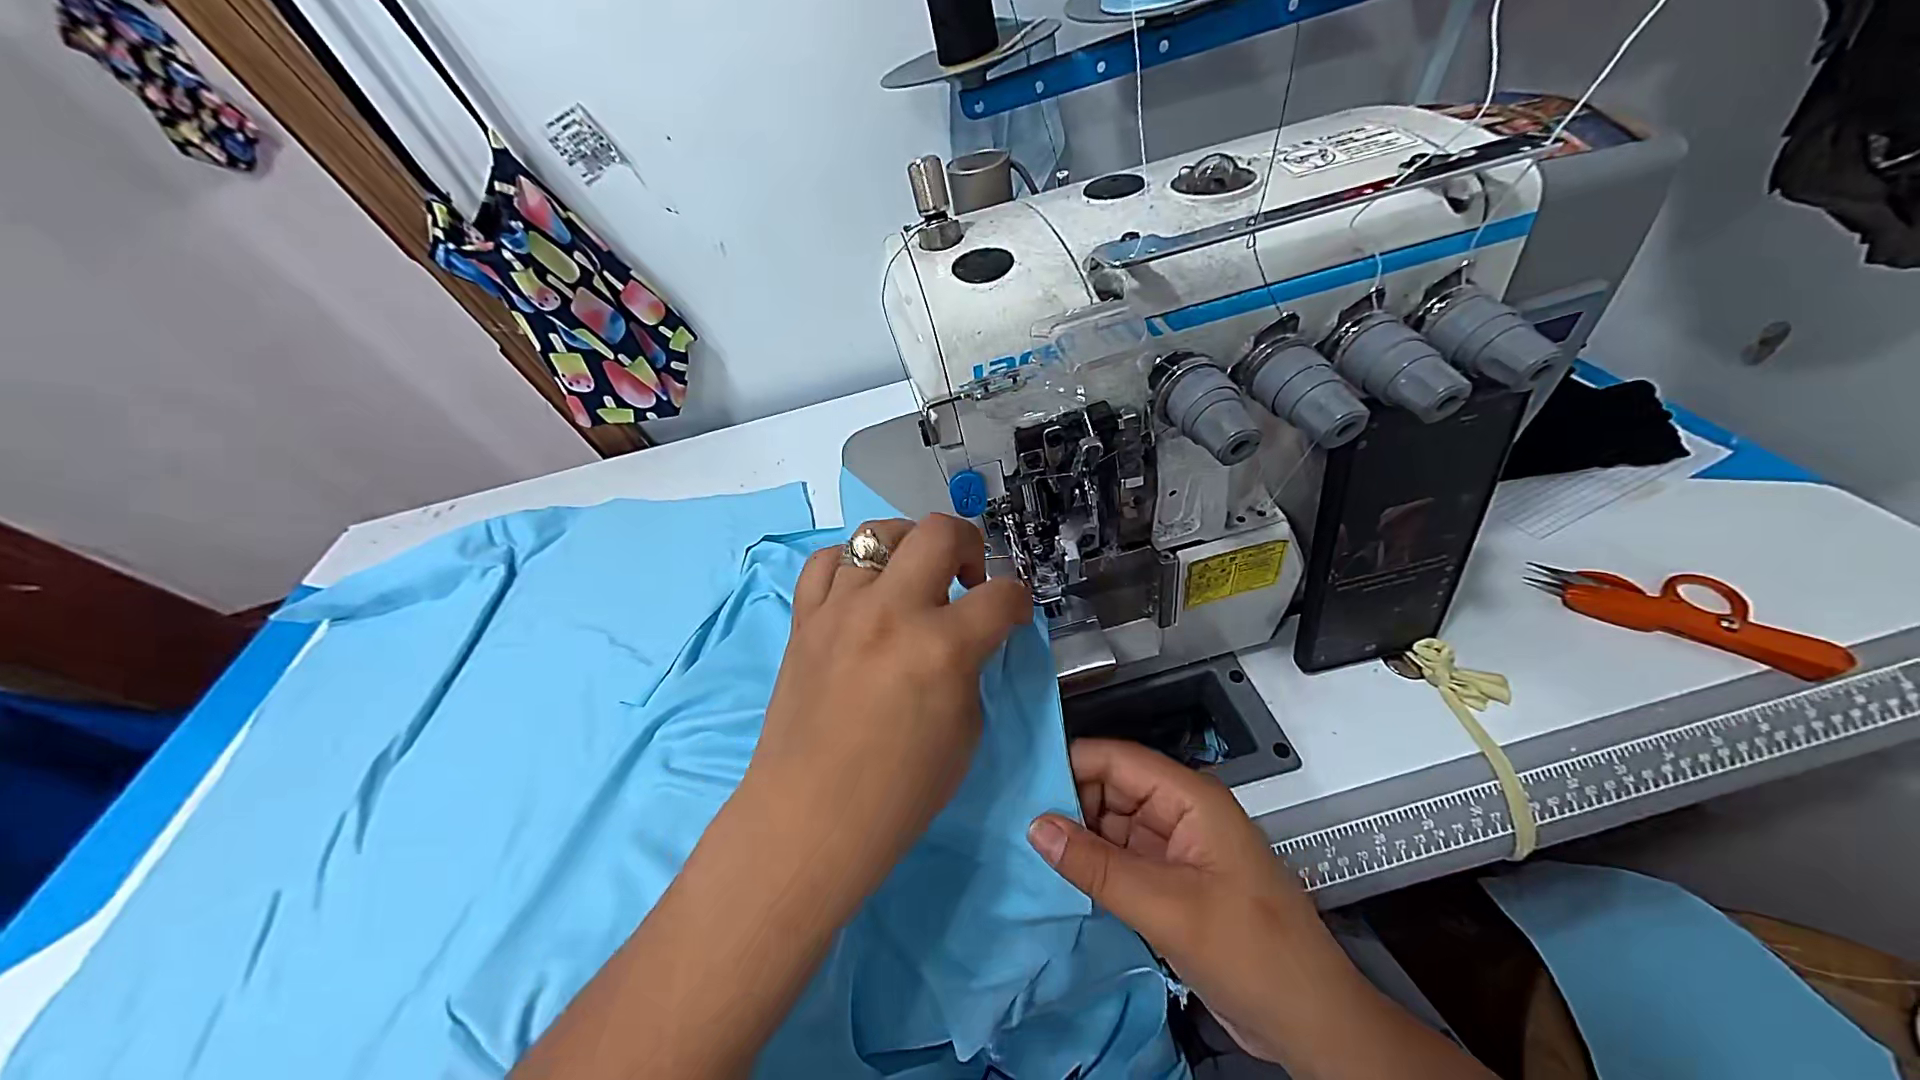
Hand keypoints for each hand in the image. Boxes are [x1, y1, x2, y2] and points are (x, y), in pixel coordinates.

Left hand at [747, 515, 1032, 899]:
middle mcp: (891, 611)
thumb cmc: (900, 791)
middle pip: (941, 532)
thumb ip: (970, 667)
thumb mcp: (966, 729)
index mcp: (941, 648)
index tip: (1014, 611)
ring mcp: (840, 609)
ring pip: (878, 534)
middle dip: (970, 545)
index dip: (1020, 600)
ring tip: (913, 582)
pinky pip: (826, 562)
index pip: (1002, 596)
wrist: (812, 816)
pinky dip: (851, 566)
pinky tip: (863, 590)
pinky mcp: (804, 619)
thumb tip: (967, 639)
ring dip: (909, 550)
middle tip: (969, 579)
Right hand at [1025, 739, 1364, 1064]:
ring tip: (1025, 847)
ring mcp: (1173, 848)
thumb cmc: (1252, 952)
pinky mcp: (1169, 881)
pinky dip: (1091, 864)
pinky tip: (1058, 874)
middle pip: (1110, 788)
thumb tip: (1035, 826)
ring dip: (1075, 835)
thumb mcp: (1168, 907)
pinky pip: (1119, 858)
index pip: (1117, 760)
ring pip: (1110, 824)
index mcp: (1190, 798)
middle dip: (1067, 802)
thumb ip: (1097, 866)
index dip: (1070, 763)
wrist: (1310, 1024)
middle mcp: (1179, 812)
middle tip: (1014, 822)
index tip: (1019, 783)